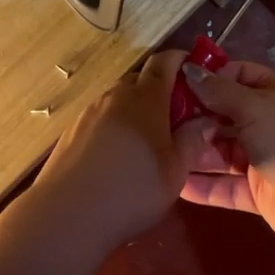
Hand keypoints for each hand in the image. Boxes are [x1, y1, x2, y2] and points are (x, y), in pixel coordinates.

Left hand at [23, 49, 212, 250]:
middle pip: (141, 79)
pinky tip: (116, 156)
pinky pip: (101, 117)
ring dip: (135, 110)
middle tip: (174, 119)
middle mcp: (117, 95)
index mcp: (146, 97)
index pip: (164, 62)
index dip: (180, 60)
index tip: (193, 71)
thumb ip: (192, 141)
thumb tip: (205, 120)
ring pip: (119, 99)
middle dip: (159, 90)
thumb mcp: (175, 172)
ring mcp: (91, 110)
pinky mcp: (73, 129)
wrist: (68, 213)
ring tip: (145, 142)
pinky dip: (114, 126)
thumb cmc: (132, 191)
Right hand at [175, 58, 274, 249]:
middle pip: (227, 114)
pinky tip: (175, 184)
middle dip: (197, 116)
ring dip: (195, 151)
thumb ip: (219, 91)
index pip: (239, 75)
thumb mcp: (254, 107)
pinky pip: (226, 187)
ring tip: (159, 150)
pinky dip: (204, 186)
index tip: (177, 81)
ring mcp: (264, 158)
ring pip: (223, 151)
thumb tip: (189, 70)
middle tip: (160, 119)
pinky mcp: (258, 192)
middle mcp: (269, 122)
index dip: (211, 77)